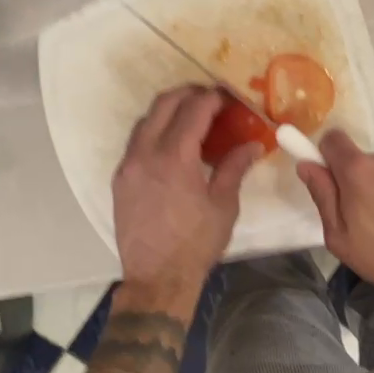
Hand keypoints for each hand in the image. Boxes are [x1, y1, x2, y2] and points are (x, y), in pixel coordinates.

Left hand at [112, 86, 261, 312]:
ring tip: (193, 118)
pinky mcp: (120, 179)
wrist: (157, 277)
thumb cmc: (196, 244)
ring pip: (146, 121)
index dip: (213, 98)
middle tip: (211, 99)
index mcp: (174, 158)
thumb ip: (235, 168)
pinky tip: (174, 145)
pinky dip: (155, 132)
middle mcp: (145, 154)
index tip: (229, 96)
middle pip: (163, 105)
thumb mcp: (224, 205)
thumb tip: (252, 144)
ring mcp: (128, 166)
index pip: (193, 110)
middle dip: (188, 95)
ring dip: (169, 111)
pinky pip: (136, 142)